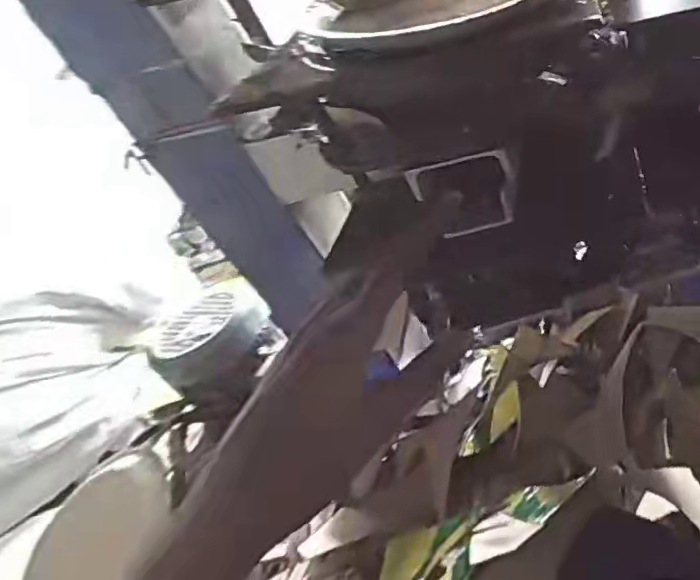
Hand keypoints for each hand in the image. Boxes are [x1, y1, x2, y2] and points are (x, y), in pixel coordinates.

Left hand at [147, 198, 470, 579]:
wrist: (234, 500)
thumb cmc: (316, 462)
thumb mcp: (381, 422)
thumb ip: (425, 373)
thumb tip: (466, 332)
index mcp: (349, 331)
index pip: (395, 265)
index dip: (425, 230)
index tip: (449, 200)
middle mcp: (323, 322)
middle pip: (371, 267)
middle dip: (407, 242)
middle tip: (439, 224)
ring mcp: (301, 336)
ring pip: (350, 285)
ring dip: (383, 266)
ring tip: (413, 260)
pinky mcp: (290, 353)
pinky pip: (335, 304)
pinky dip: (362, 291)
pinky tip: (369, 309)